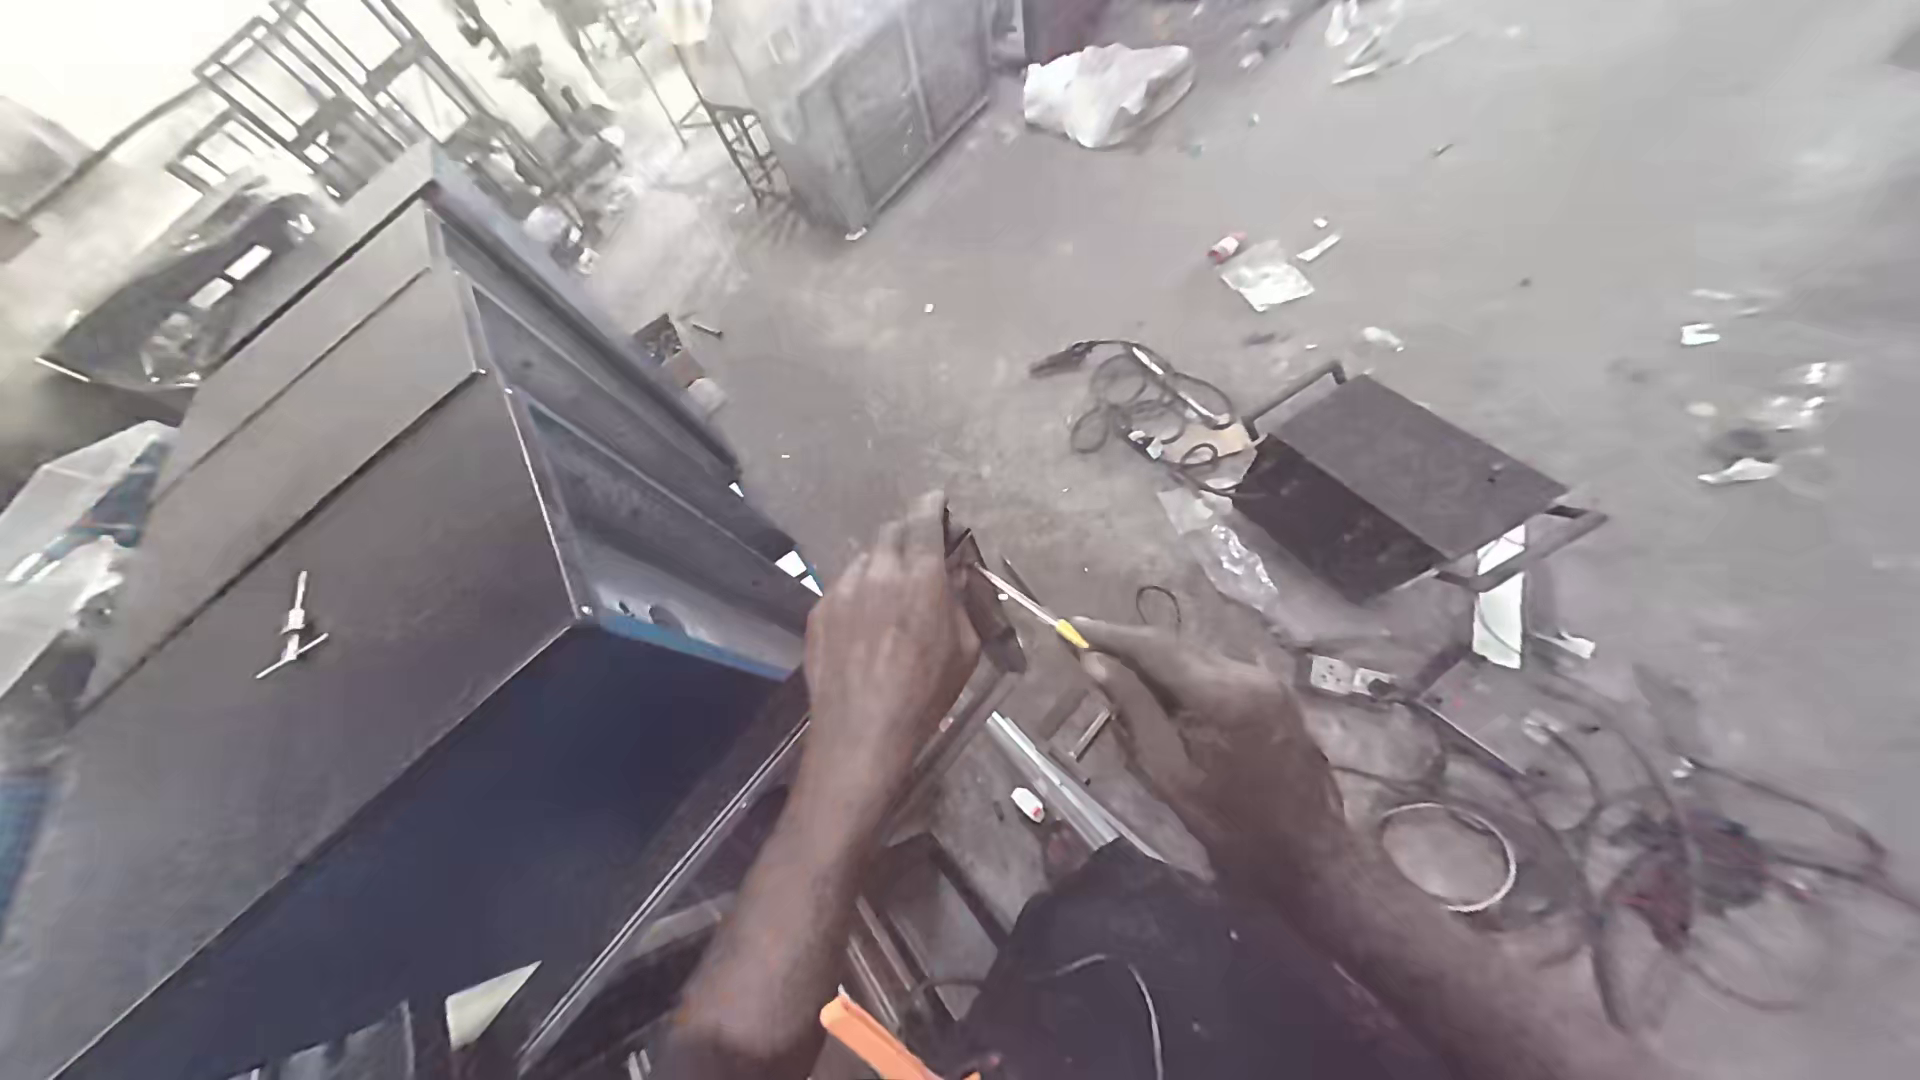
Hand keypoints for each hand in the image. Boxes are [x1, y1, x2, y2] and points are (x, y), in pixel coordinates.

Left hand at [796, 492, 979, 839]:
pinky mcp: (818, 610)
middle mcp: (878, 572)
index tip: (936, 501)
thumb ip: (961, 600)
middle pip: (890, 531)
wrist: (861, 732)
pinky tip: (862, 622)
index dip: (932, 506)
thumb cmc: (925, 694)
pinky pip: (843, 585)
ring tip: (887, 595)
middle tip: (916, 556)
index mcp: (921, 577)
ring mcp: (843, 589)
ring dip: (880, 564)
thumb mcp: (966, 648)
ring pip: (865, 558)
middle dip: (906, 535)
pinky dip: (858, 590)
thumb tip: (954, 572)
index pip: (925, 521)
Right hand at [1073, 619, 1349, 874]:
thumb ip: (1133, 709)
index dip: (1110, 634)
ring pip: (1192, 653)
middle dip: (1127, 644)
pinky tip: (1155, 686)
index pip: (1155, 647)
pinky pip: (1212, 667)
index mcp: (1223, 695)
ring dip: (1151, 658)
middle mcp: (1247, 672)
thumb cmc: (1231, 826)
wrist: (1311, 855)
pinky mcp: (1271, 688)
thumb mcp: (1169, 772)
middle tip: (1084, 645)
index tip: (1073, 625)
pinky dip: (1178, 672)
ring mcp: (1264, 678)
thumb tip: (1094, 662)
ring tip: (1112, 666)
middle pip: (1173, 645)